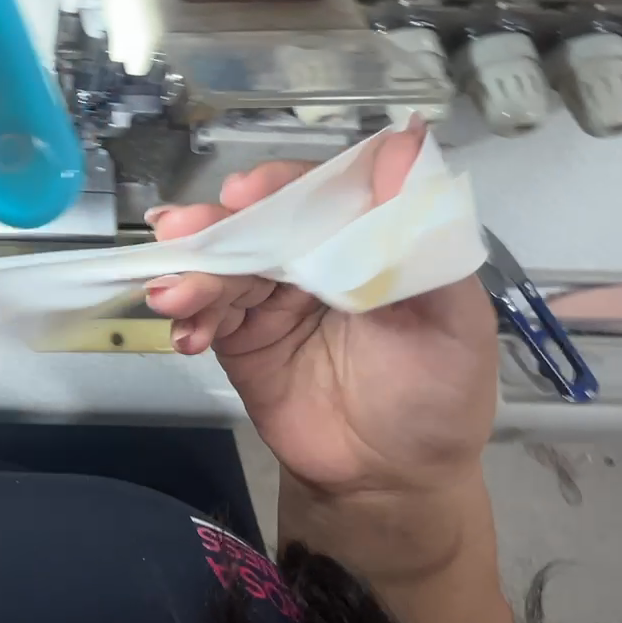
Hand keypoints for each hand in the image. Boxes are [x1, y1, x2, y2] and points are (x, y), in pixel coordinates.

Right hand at [144, 122, 498, 499]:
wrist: (385, 479)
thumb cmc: (434, 396)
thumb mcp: (452, 318)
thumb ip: (421, 237)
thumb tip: (406, 143)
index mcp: (360, 244)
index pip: (315, 196)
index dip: (277, 186)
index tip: (242, 192)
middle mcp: (308, 261)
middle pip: (253, 227)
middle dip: (209, 227)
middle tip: (176, 233)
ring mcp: (266, 297)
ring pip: (217, 268)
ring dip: (188, 277)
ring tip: (169, 299)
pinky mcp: (235, 335)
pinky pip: (202, 314)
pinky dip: (186, 319)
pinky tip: (184, 337)